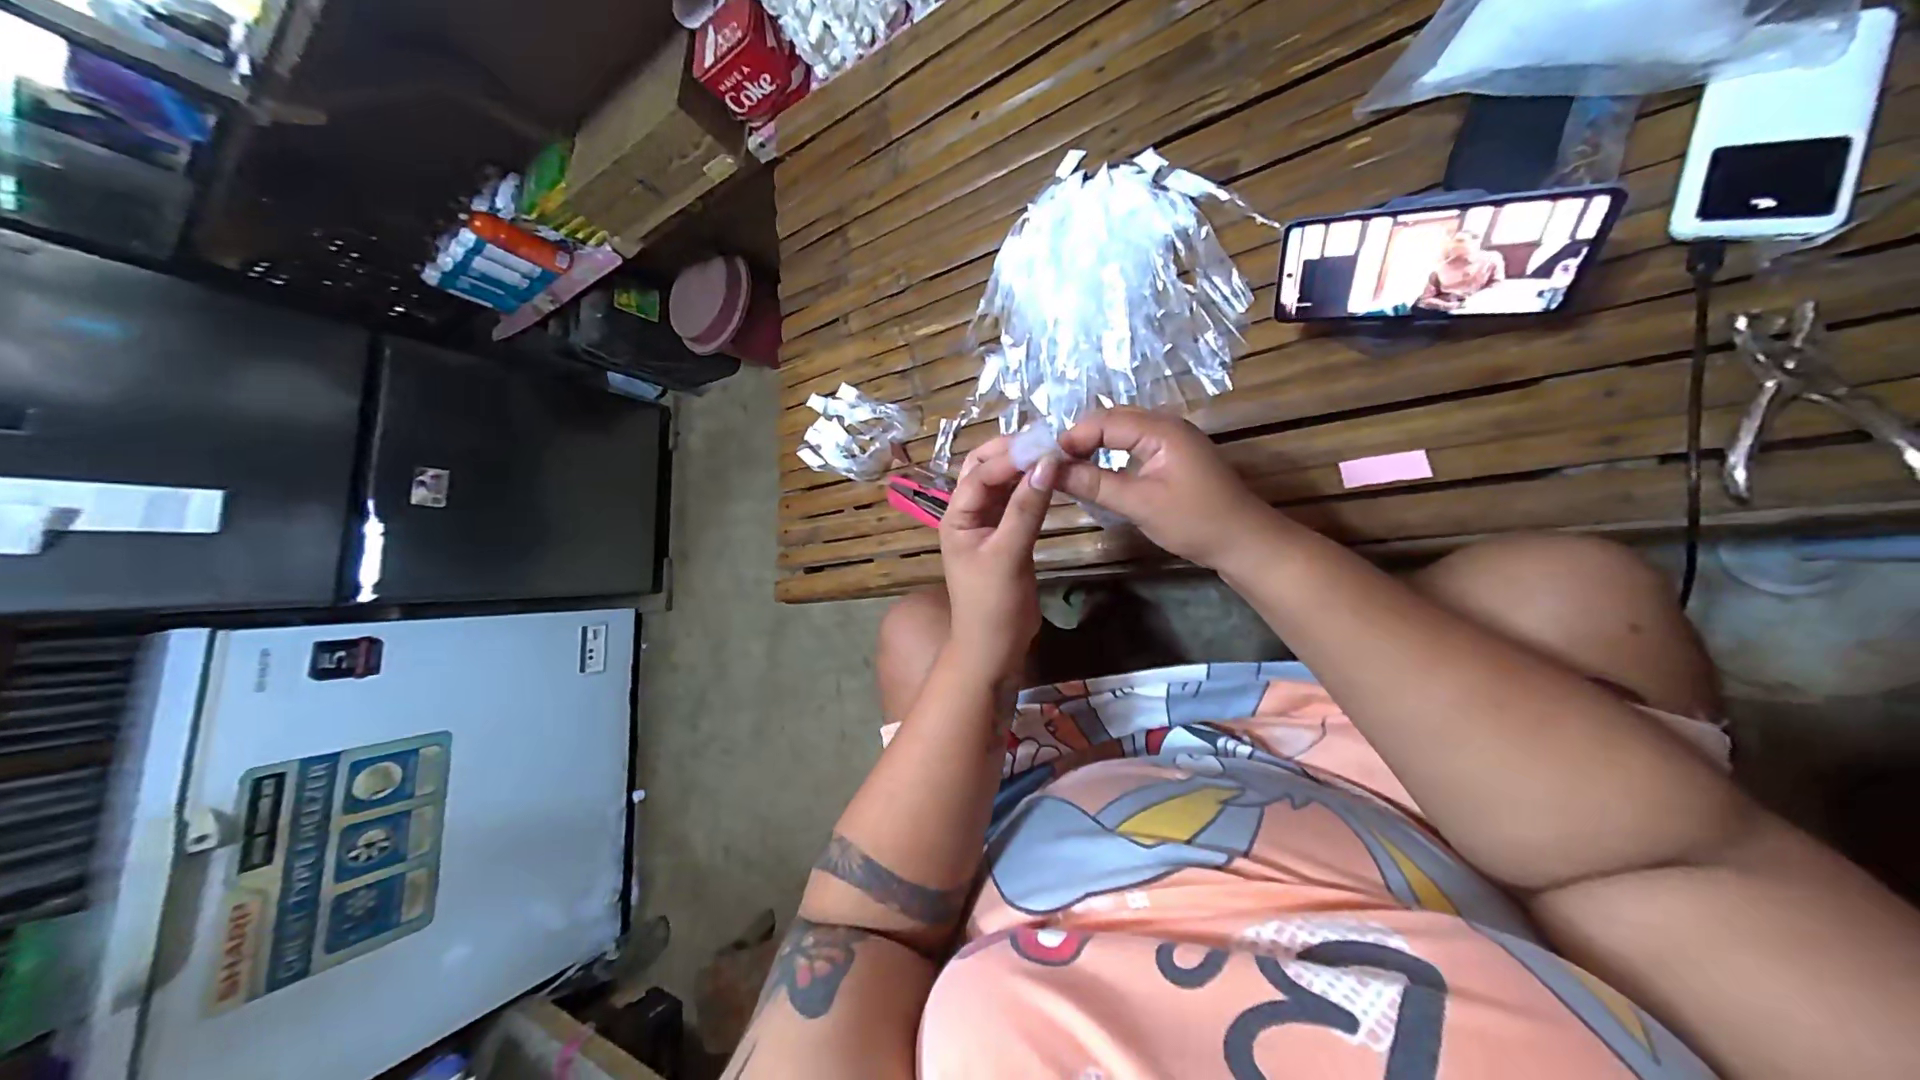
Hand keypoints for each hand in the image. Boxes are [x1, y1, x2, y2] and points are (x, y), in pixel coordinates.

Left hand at [937, 439, 1057, 678]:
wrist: (994, 648)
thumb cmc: (992, 605)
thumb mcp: (1008, 554)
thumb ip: (1025, 508)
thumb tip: (1047, 463)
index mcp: (956, 517)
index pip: (981, 474)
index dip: (1011, 456)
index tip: (1045, 443)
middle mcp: (968, 515)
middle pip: (985, 470)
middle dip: (1012, 452)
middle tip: (1047, 441)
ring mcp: (988, 525)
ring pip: (1003, 484)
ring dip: (1024, 468)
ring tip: (1054, 453)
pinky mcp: (1007, 536)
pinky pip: (1017, 502)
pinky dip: (1032, 489)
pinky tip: (1052, 479)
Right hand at [1055, 407, 1278, 569]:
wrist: (1245, 543)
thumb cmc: (1195, 521)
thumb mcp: (1140, 504)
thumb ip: (1095, 484)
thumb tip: (1051, 470)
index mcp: (1161, 429)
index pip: (1103, 421)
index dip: (1071, 438)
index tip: (1044, 461)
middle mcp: (1166, 425)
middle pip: (1111, 420)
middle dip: (1079, 438)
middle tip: (1051, 464)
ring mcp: (1171, 440)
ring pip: (1121, 432)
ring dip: (1093, 446)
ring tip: (1067, 468)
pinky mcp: (1172, 457)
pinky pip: (1132, 445)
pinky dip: (1110, 455)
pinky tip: (1095, 472)